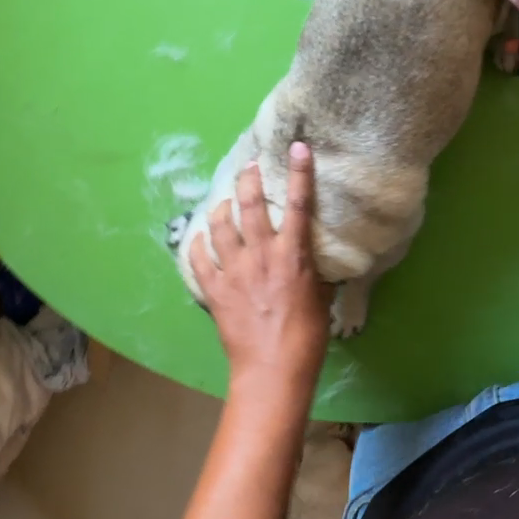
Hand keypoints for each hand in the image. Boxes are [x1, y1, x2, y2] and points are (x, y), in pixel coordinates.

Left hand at [187, 142, 331, 390]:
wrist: (272, 371)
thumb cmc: (306, 338)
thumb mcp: (321, 299)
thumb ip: (316, 273)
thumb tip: (317, 261)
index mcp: (292, 256)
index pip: (298, 205)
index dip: (299, 172)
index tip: (296, 147)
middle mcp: (260, 255)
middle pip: (250, 205)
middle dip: (249, 180)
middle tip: (249, 167)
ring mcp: (233, 271)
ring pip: (219, 226)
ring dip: (221, 209)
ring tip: (225, 203)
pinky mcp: (213, 290)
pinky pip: (198, 258)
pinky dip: (197, 244)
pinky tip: (199, 238)